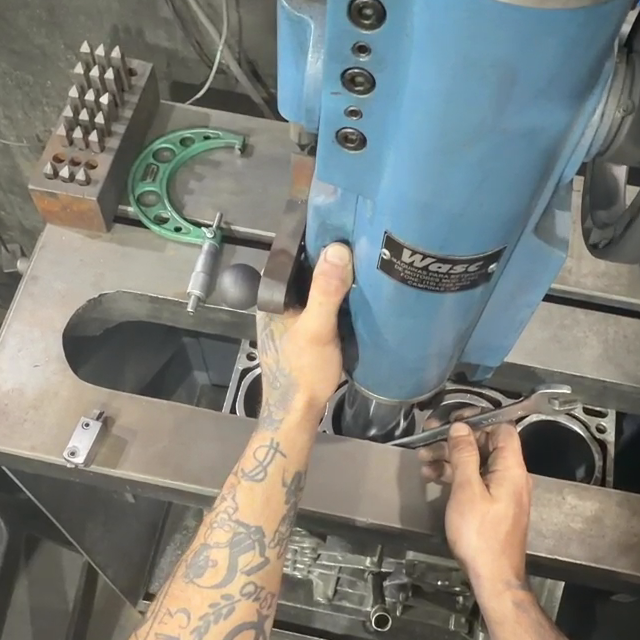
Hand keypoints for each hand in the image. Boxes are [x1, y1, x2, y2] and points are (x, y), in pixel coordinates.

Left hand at [255, 242, 352, 427]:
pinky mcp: (305, 333)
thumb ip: (325, 291)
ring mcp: (291, 320)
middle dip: (332, 261)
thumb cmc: (302, 371)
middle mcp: (278, 304)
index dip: (318, 241)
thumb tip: (339, 249)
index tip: (348, 227)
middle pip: (307, 272)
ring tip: (367, 265)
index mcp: (272, 297)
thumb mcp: (317, 328)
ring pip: (316, 290)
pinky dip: (339, 301)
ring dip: (337, 281)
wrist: (298, 413)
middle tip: (365, 245)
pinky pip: (323, 307)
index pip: (294, 256)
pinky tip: (359, 297)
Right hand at [436, 422, 531, 594]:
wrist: (493, 576)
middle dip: (456, 440)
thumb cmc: (480, 534)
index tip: (452, 420)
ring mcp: (503, 491)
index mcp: (511, 468)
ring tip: (423, 460)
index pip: (502, 428)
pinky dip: (456, 476)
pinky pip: (475, 480)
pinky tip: (433, 477)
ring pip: (477, 463)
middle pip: (486, 444)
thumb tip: (460, 427)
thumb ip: (464, 455)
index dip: (478, 420)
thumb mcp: (467, 491)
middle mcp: (511, 476)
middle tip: (429, 438)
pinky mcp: (493, 505)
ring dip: (451, 458)